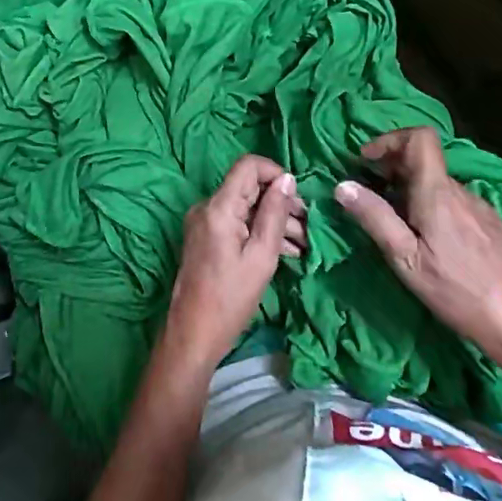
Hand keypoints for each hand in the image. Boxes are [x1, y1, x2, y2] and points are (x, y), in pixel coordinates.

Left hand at [165, 155, 305, 362]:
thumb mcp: (262, 255)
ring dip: (274, 219)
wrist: (193, 334)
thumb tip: (287, 179)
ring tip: (302, 244)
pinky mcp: (205, 238)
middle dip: (280, 202)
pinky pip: (237, 222)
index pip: (248, 166)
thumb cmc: (231, 298)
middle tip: (308, 226)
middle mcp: (207, 207)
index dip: (276, 173)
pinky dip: (259, 231)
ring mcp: (204, 223)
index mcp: (219, 207)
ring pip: (245, 206)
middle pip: (249, 187)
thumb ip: (274, 213)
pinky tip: (285, 250)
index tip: (297, 198)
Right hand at [336, 127, 501, 371]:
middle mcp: (461, 191)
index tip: (365, 162)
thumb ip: (375, 217)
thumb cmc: (457, 290)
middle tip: (369, 198)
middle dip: (391, 170)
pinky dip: (430, 207)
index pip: (420, 137)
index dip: (390, 140)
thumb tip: (343, 185)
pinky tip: (427, 241)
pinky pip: (452, 203)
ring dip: (410, 192)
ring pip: (437, 185)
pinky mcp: (489, 225)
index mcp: (438, 192)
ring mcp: (479, 207)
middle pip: (424, 161)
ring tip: (394, 225)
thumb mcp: (405, 259)